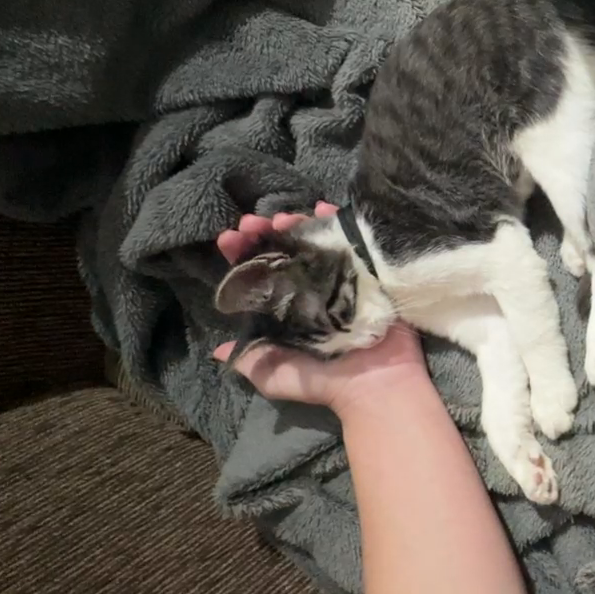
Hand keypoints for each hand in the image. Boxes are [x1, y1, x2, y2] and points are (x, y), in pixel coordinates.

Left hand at [212, 201, 426, 414]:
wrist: (377, 385)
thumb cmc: (326, 383)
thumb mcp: (276, 376)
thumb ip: (250, 361)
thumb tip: (217, 349)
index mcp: (289, 310)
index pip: (259, 275)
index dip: (243, 255)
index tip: (230, 237)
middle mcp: (314, 291)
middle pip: (287, 253)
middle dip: (268, 234)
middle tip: (255, 222)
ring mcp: (344, 281)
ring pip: (318, 244)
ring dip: (300, 225)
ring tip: (285, 216)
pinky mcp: (372, 276)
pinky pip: (356, 244)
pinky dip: (342, 224)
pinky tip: (326, 207)